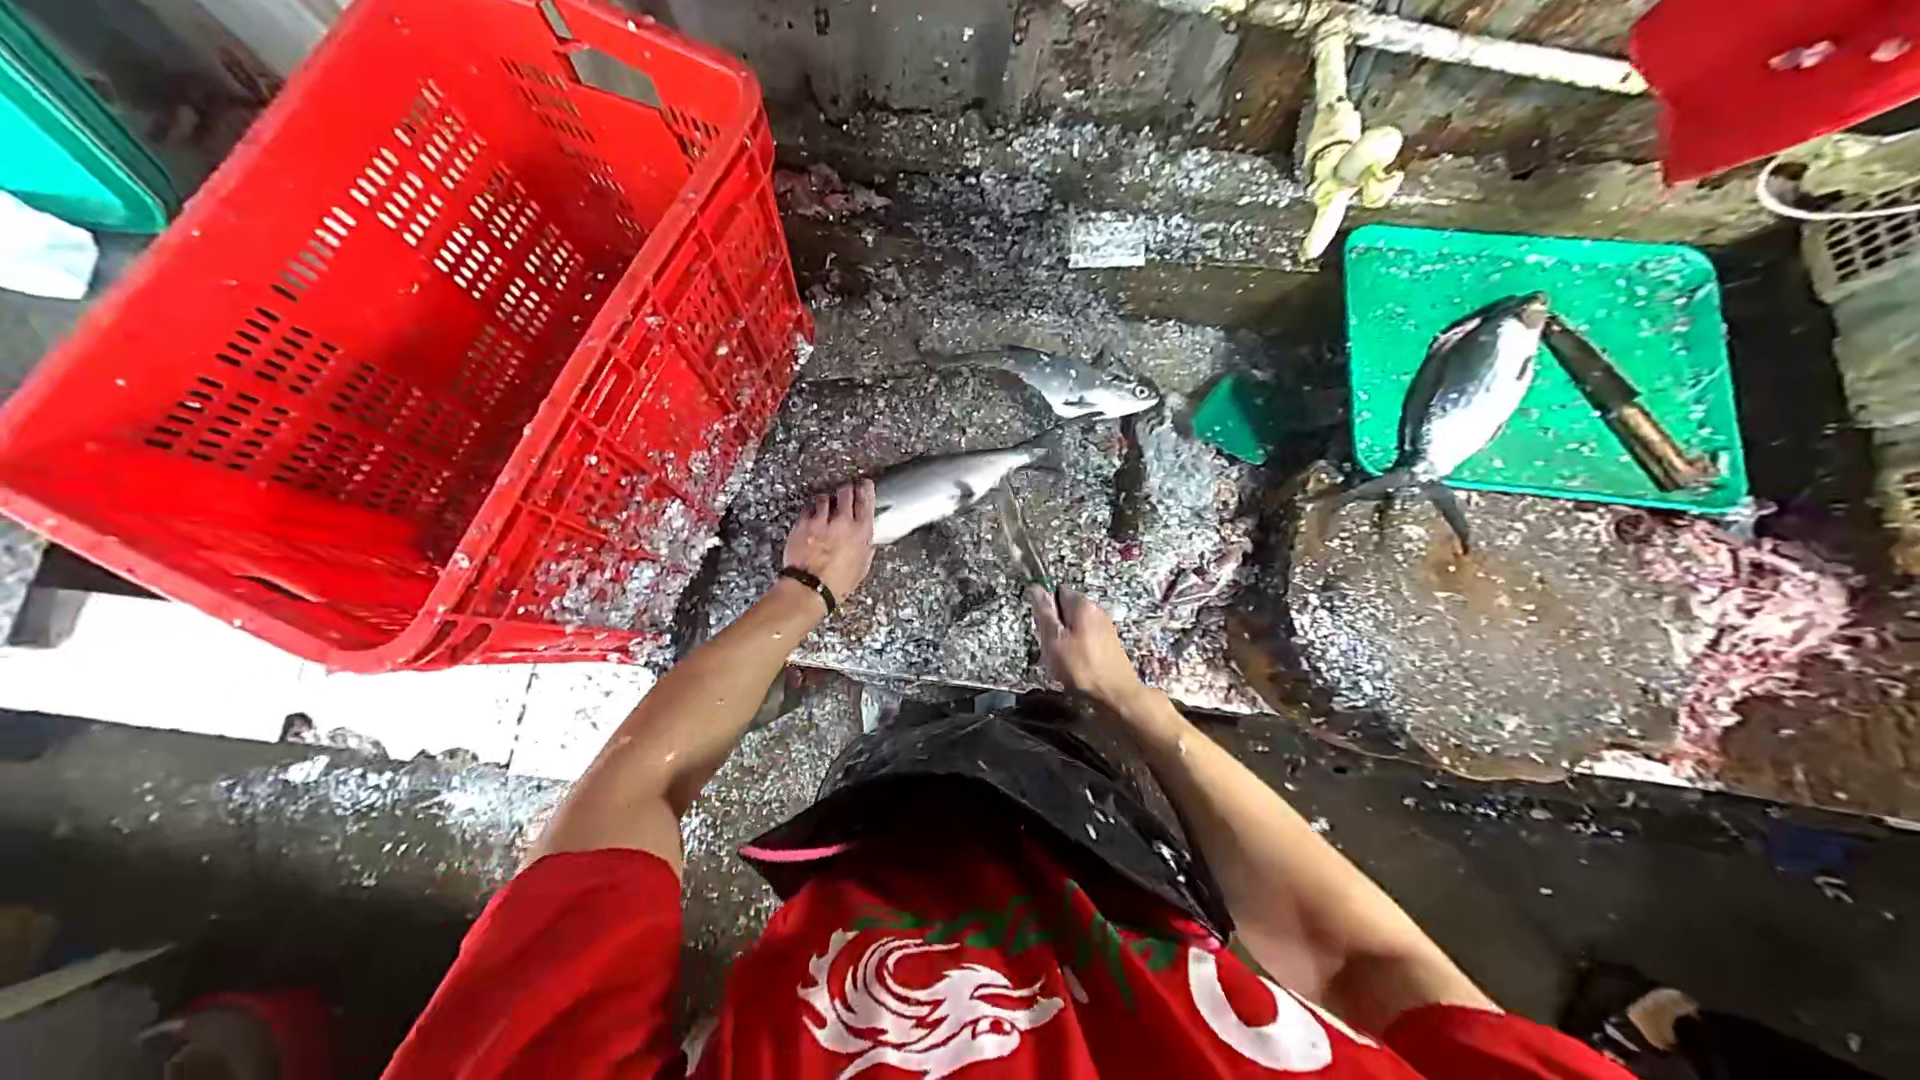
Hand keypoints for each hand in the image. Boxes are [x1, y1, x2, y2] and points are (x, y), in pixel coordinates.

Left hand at [783, 480, 876, 602]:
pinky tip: (812, 515)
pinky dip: (811, 510)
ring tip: (826, 505)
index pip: (866, 498)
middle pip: (845, 491)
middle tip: (846, 491)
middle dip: (847, 489)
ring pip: (824, 497)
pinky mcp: (803, 524)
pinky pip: (807, 508)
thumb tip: (867, 542)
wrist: (810, 588)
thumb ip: (866, 548)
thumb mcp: (862, 567)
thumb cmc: (837, 583)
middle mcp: (842, 522)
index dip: (866, 487)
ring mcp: (820, 521)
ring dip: (826, 500)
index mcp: (861, 531)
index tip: (865, 484)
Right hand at [1028, 586, 1145, 706]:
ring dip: (1066, 640)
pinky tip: (1077, 666)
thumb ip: (1044, 613)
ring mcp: (1106, 627)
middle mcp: (1098, 611)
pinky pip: (1087, 639)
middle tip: (1052, 648)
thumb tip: (1035, 587)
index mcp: (1084, 605)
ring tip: (1063, 661)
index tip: (1043, 628)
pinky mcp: (1110, 644)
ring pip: (1076, 627)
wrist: (1116, 696)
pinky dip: (1079, 649)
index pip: (1058, 593)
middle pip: (1067, 611)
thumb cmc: (1081, 667)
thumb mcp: (1054, 640)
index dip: (1046, 609)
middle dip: (1056, 627)